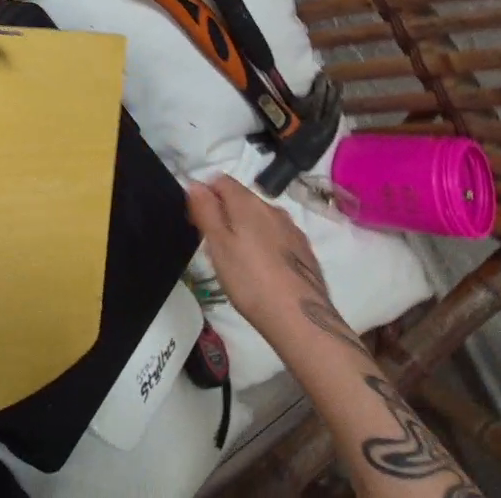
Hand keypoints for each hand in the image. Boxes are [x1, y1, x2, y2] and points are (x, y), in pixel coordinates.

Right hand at [187, 175, 328, 334]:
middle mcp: (274, 210)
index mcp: (249, 203)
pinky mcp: (305, 252)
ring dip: (244, 230)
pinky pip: (276, 238)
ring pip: (259, 220)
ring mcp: (293, 231)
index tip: (197, 221)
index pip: (220, 180)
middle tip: (213, 247)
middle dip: (223, 215)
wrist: (301, 320)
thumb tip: (196, 184)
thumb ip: (205, 210)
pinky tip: (261, 271)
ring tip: (237, 262)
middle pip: (241, 200)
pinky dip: (264, 245)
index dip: (204, 194)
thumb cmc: (250, 280)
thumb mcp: (218, 245)